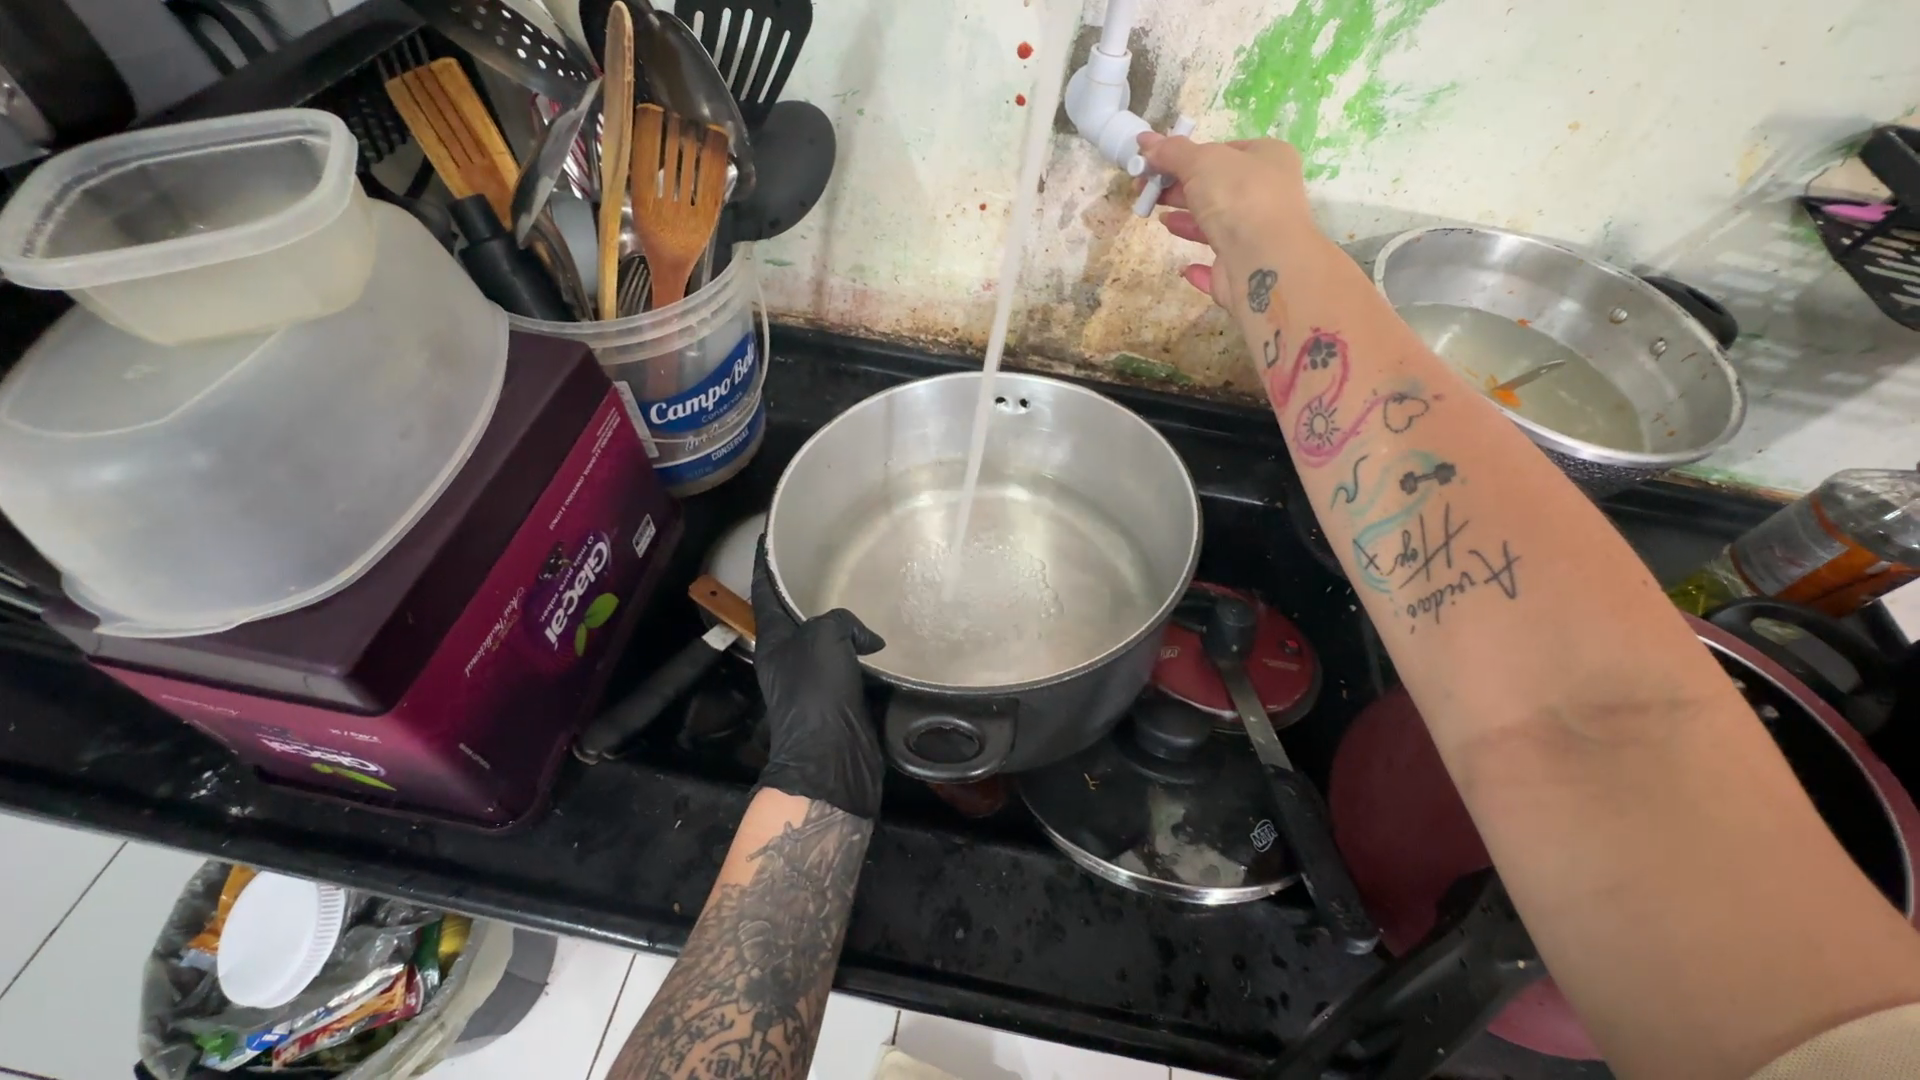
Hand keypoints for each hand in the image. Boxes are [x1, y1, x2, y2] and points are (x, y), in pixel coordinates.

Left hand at [751, 542, 888, 818]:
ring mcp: (813, 678)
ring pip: (826, 638)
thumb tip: (866, 641)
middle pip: (794, 614)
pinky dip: (863, 648)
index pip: (763, 590)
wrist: (833, 756)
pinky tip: (884, 638)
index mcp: (773, 640)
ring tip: (862, 592)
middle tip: (828, 558)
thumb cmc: (817, 692)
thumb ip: (839, 620)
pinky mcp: (840, 696)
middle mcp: (788, 657)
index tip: (767, 536)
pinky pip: (851, 662)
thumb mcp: (822, 638)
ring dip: (841, 619)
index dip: (763, 562)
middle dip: (804, 587)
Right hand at [1136, 133, 1315, 307]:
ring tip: (1161, 219)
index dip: (1190, 155)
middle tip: (1148, 190)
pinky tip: (1184, 267)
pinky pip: (1217, 265)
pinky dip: (1199, 266)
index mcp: (1268, 158)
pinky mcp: (1243, 269)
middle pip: (1216, 187)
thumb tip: (1145, 142)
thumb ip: (1172, 152)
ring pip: (1216, 225)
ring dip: (1187, 222)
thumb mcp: (1202, 161)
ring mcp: (1256, 235)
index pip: (1225, 151)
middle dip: (1181, 188)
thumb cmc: (1238, 196)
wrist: (1263, 260)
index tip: (1158, 163)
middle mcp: (1266, 194)